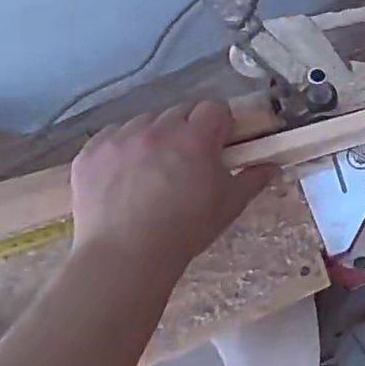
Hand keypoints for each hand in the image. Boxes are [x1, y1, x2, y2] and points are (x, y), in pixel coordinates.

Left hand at [69, 101, 276, 274]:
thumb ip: (253, 179)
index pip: (214, 108)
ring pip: (145, 121)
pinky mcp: (90, 153)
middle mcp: (156, 130)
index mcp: (195, 139)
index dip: (221, 124)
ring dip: (156, 135)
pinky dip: (124, 147)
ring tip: (156, 167)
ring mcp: (119, 139)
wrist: (126, 257)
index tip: (221, 144)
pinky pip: (113, 135)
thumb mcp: (229, 205)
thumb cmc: (186, 230)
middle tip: (190, 159)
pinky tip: (128, 174)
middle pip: (180, 111)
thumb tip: (273, 166)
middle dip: (189, 128)